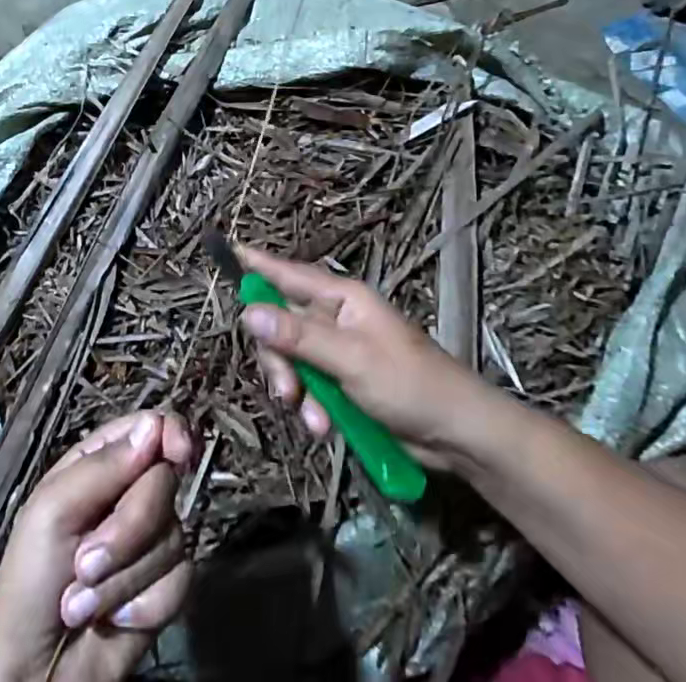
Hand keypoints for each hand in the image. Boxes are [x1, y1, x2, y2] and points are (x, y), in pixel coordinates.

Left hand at [0, 410, 197, 681]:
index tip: (177, 452)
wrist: (38, 671)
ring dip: (125, 577)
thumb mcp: (52, 512)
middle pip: (163, 483)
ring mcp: (150, 539)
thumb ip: (104, 467)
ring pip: (173, 535)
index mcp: (99, 464)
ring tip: (84, 601)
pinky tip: (115, 620)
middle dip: (127, 529)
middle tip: (85, 562)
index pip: (148, 428)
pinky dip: (144, 604)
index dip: (169, 433)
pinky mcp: (166, 584)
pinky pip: (181, 579)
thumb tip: (156, 425)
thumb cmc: (31, 580)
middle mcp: (129, 492)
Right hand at [237, 245, 512, 474]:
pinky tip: (325, 428)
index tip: (228, 250)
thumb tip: (249, 312)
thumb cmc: (410, 384)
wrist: (457, 434)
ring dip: (296, 390)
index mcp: (342, 299)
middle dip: (278, 360)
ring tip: (315, 419)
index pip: (289, 273)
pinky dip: (311, 407)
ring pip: (290, 360)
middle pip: (280, 325)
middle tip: (286, 390)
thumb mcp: (351, 359)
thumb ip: (298, 336)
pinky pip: (308, 386)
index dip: (258, 264)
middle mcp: (335, 319)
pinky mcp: (341, 382)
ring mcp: (337, 352)